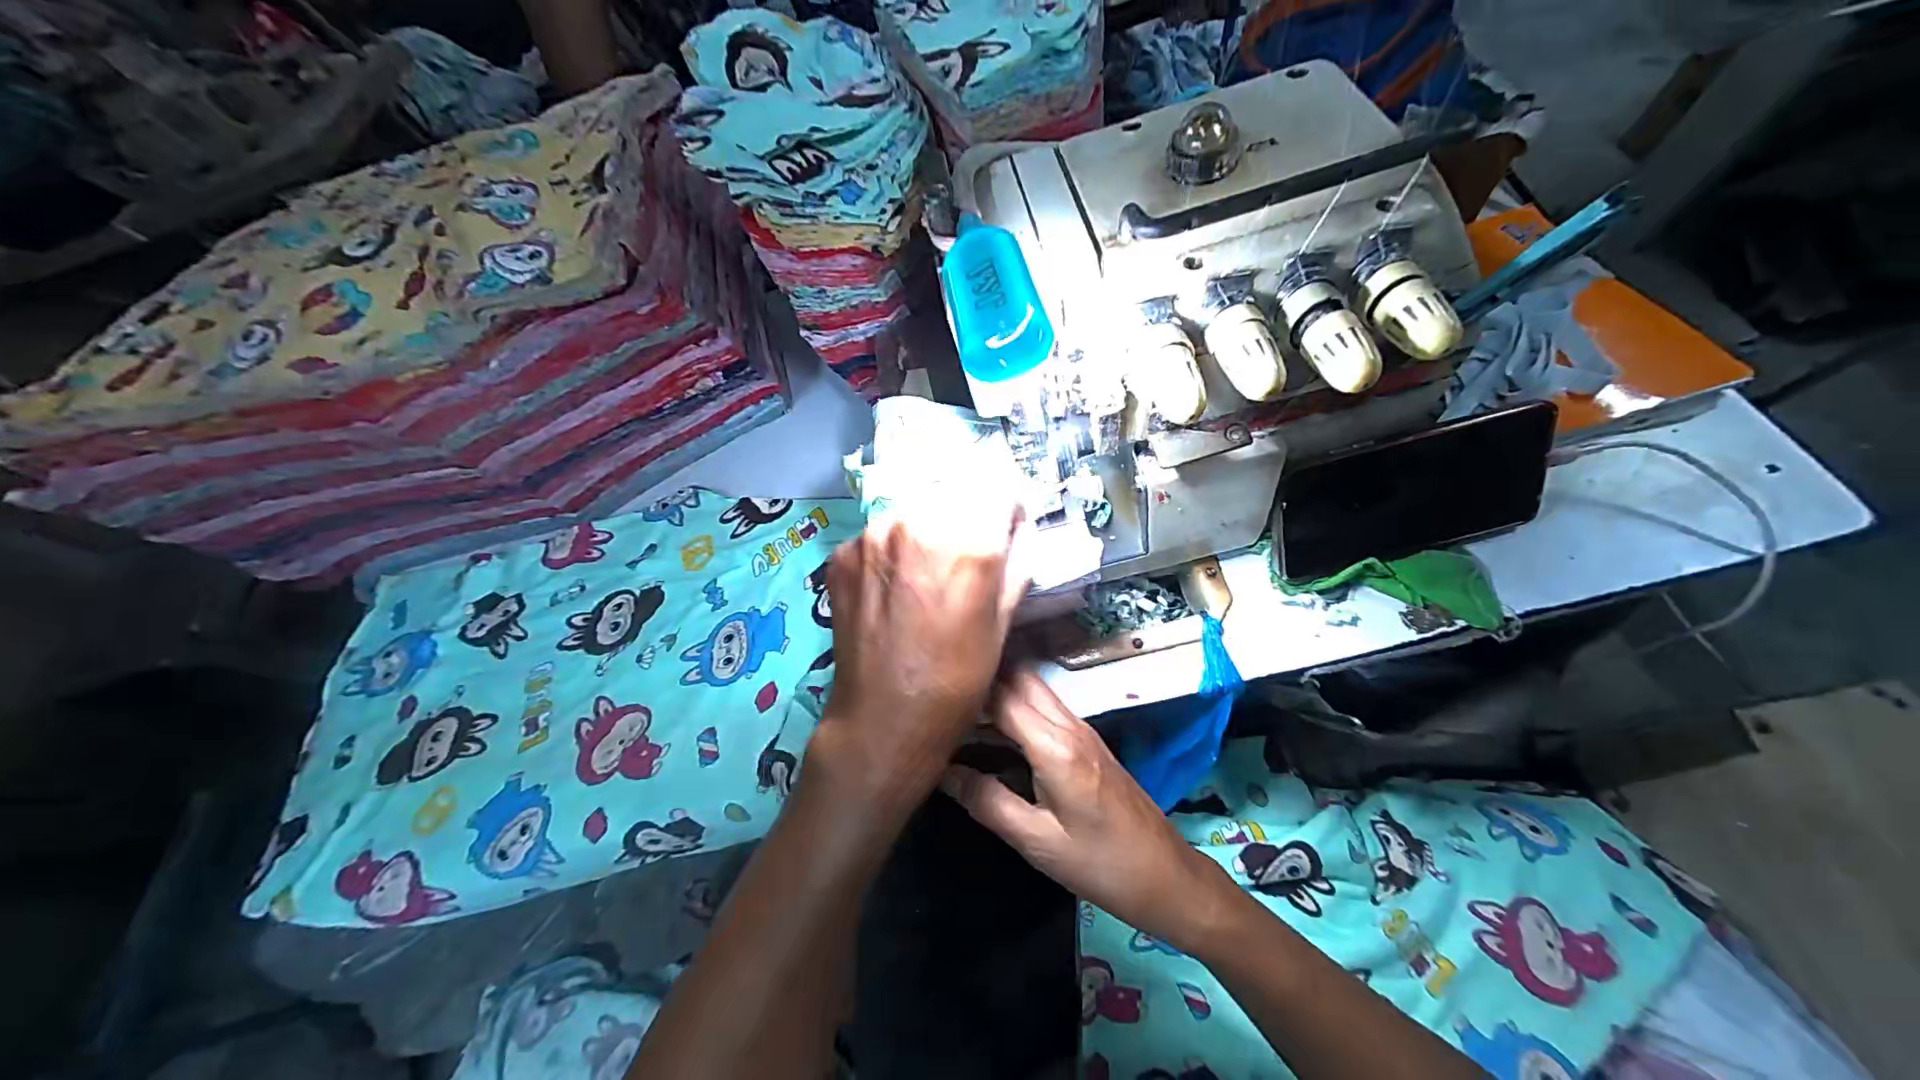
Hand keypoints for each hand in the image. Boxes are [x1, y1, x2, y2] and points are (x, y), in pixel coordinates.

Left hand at [807, 510, 1028, 807]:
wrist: (882, 720)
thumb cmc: (956, 680)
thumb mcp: (1003, 621)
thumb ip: (1016, 561)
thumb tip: (1017, 528)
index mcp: (965, 542)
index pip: (996, 481)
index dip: (1005, 502)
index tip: (1005, 524)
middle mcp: (915, 524)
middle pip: (952, 486)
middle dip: (966, 509)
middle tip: (967, 547)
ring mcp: (871, 536)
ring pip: (913, 505)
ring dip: (927, 523)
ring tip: (928, 569)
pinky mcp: (841, 553)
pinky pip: (879, 531)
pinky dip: (893, 546)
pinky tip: (895, 584)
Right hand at [941, 670, 1238, 952]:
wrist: (1167, 876)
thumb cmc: (1100, 864)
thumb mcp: (1037, 841)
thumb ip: (986, 801)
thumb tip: (942, 773)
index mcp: (1054, 746)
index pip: (1001, 695)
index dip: (964, 689)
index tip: (929, 694)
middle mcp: (1069, 724)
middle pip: (1019, 677)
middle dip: (980, 679)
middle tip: (940, 699)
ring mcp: (1081, 729)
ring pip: (1032, 688)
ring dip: (997, 692)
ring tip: (956, 713)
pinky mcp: (1086, 741)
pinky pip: (1043, 707)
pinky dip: (1014, 708)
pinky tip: (991, 733)